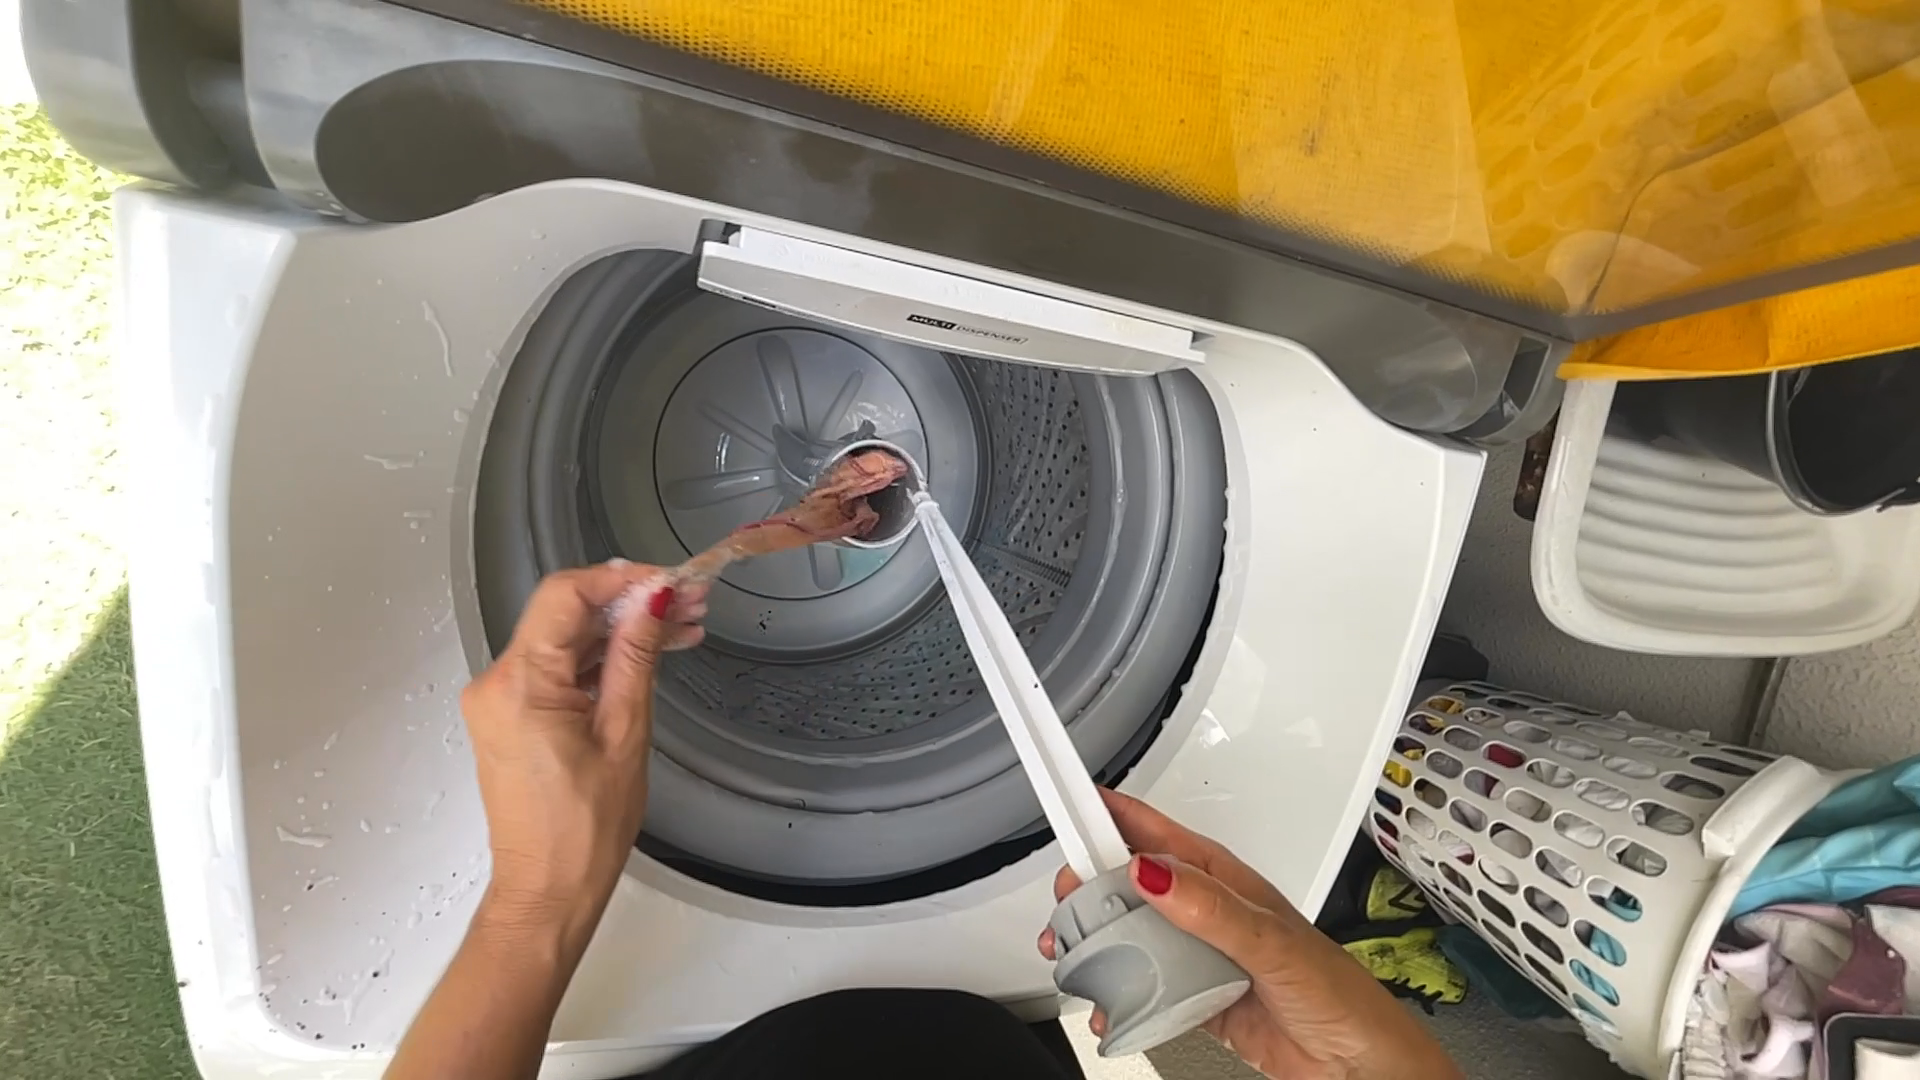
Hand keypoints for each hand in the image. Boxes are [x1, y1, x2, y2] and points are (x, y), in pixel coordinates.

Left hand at [461, 561, 706, 937]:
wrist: (549, 888)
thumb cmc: (584, 828)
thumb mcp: (625, 730)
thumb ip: (635, 655)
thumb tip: (653, 601)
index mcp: (520, 686)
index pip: (565, 596)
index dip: (622, 579)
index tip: (669, 580)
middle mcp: (499, 684)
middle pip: (569, 614)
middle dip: (633, 601)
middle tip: (690, 600)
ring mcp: (504, 698)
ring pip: (571, 638)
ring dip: (626, 628)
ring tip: (685, 625)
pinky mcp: (517, 712)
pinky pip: (565, 666)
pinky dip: (608, 656)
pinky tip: (653, 651)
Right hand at [1039, 790, 1460, 1079]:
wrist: (1359, 1068)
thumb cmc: (1336, 992)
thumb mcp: (1270, 940)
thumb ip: (1209, 906)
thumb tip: (1150, 872)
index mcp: (1211, 872)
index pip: (1144, 827)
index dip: (1100, 809)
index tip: (1063, 803)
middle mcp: (1194, 903)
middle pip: (1120, 878)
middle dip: (1083, 886)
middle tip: (1063, 906)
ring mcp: (1188, 946)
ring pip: (1123, 928)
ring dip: (1092, 940)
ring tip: (1071, 954)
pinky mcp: (1186, 990)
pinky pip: (1137, 980)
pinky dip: (1115, 989)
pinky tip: (1106, 1000)